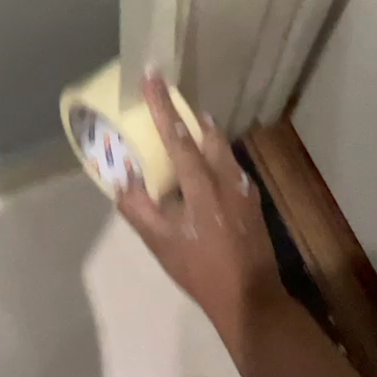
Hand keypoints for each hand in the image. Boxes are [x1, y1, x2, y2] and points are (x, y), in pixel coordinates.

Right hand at [115, 73, 283, 350]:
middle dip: (189, 115)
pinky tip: (210, 168)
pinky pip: (232, 166)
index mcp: (201, 186)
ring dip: (205, 134)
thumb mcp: (159, 243)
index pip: (178, 137)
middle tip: (172, 101)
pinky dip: (217, 156)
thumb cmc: (200, 270)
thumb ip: (138, 208)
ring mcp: (244, 189)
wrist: (251, 298)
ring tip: (190, 128)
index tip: (153, 78)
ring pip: (224, 149)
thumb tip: (123, 177)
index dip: (163, 106)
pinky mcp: (253, 201)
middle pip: (209, 134)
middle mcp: (226, 179)